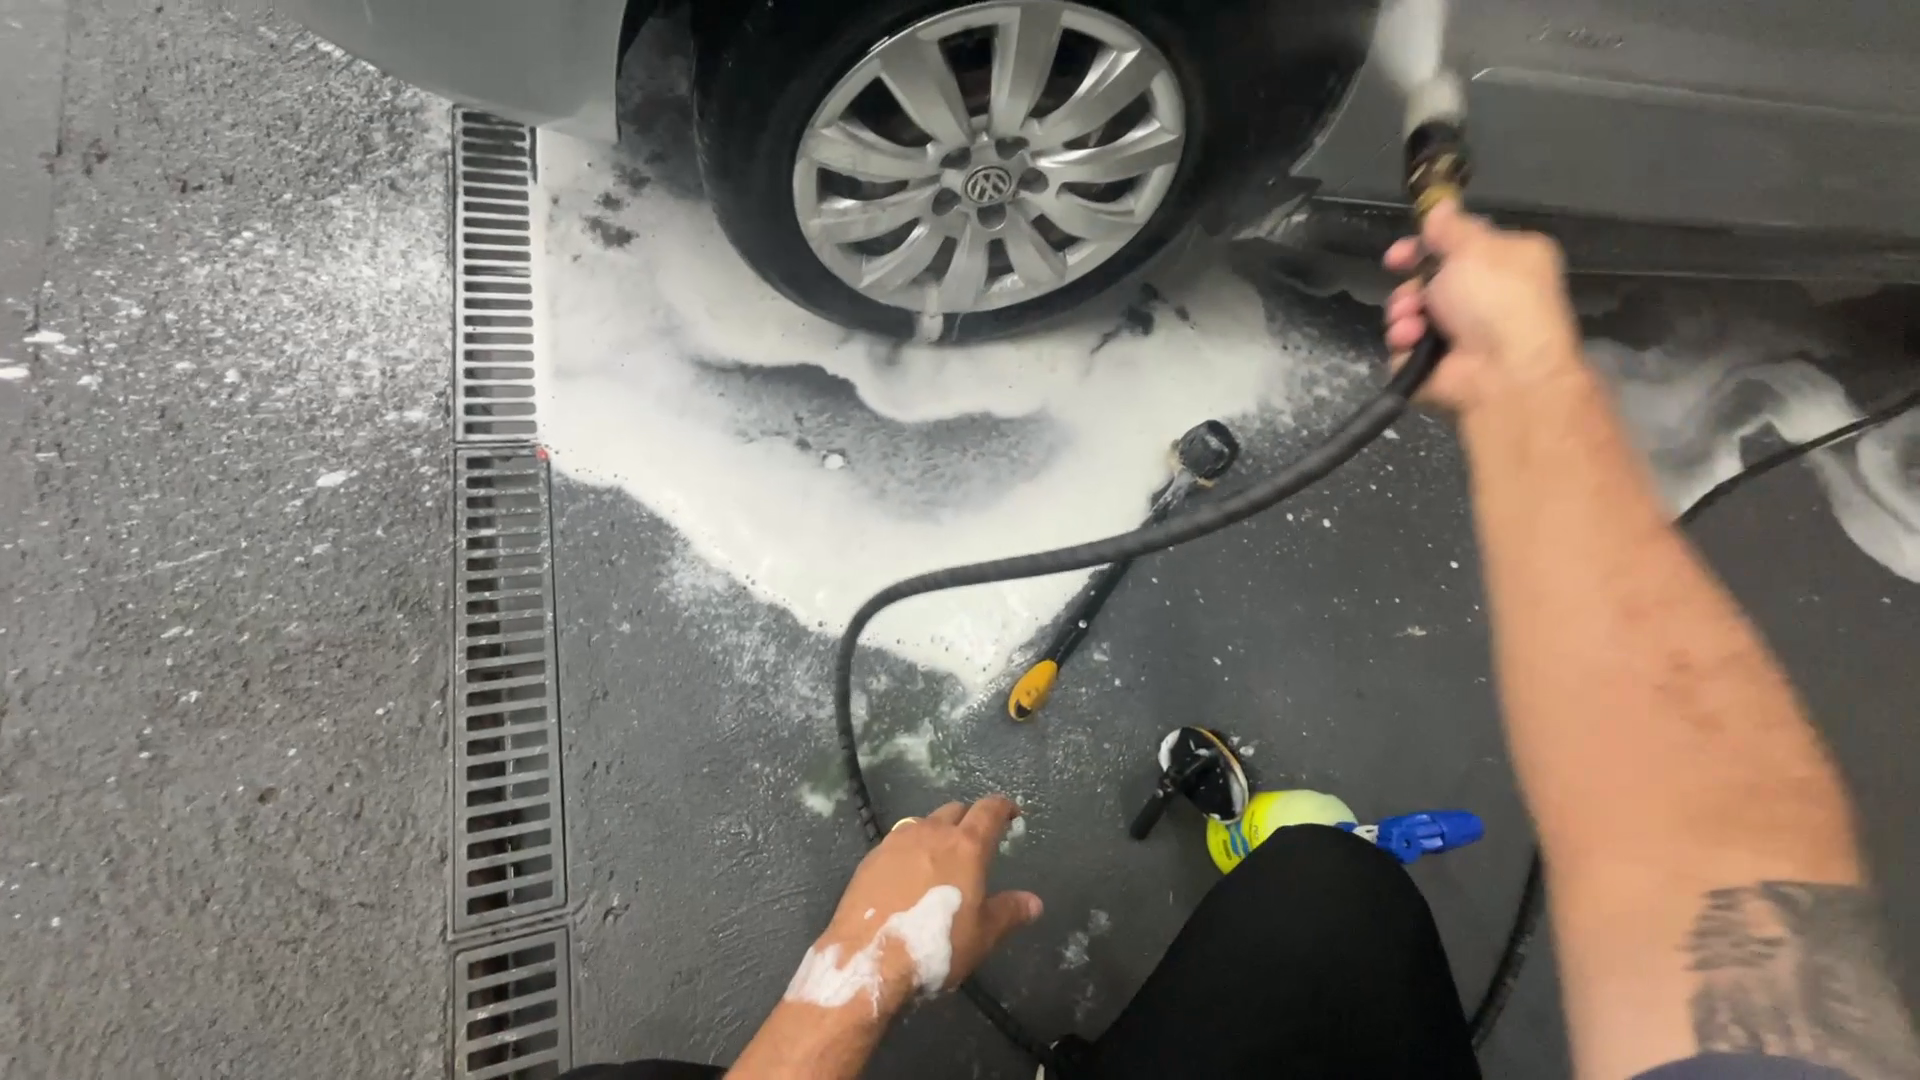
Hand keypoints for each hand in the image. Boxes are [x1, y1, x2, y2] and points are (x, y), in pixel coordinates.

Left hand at [799, 796, 1041, 1015]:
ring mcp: (898, 840)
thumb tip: (1034, 902)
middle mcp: (932, 832)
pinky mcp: (873, 855)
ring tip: (942, 857)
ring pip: (925, 822)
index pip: (989, 810)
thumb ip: (1009, 913)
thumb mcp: (982, 936)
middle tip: (977, 841)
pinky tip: (909, 874)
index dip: (1003, 807)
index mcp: (966, 846)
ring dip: (939, 831)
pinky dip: (912, 848)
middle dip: (970, 819)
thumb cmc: (936, 946)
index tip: (1011, 812)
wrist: (869, 957)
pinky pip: (899, 840)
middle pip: (956, 810)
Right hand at [1383, 198, 1585, 413]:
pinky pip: (1402, 348)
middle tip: (1411, 296)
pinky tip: (1414, 344)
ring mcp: (1454, 335)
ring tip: (1414, 325)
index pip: (1453, 249)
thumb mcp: (1476, 248)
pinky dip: (1403, 344)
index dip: (1422, 248)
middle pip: (1422, 284)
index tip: (1398, 254)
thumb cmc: (1497, 299)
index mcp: (1501, 264)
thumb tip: (1440, 206)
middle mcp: (1479, 298)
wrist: (1502, 370)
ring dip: (1402, 316)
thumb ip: (1452, 228)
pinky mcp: (1431, 364)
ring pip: (1406, 316)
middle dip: (1408, 289)